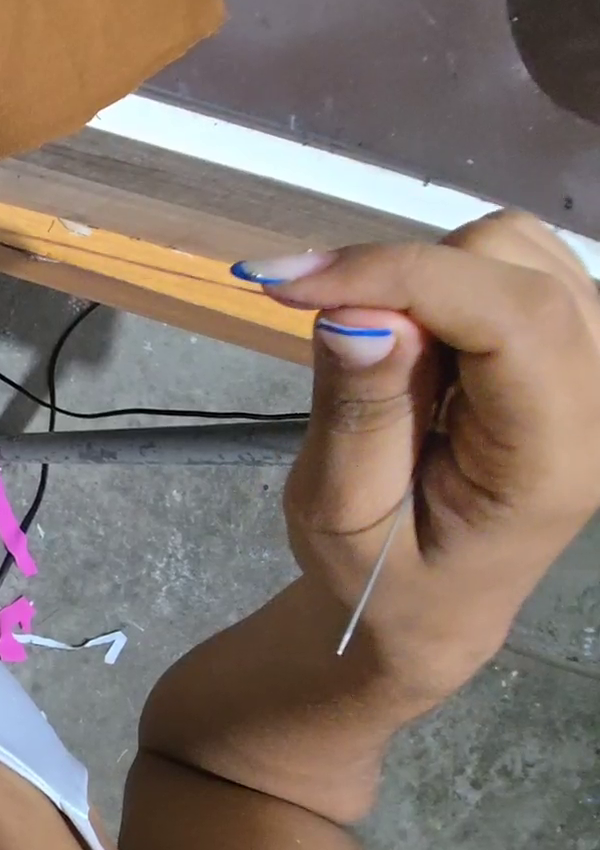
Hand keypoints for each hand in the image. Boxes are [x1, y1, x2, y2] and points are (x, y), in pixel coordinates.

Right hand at [240, 211, 599, 694]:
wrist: (428, 598)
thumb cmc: (376, 571)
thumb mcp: (337, 512)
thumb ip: (355, 417)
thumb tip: (354, 315)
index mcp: (556, 450)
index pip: (509, 318)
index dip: (393, 279)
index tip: (281, 284)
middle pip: (513, 265)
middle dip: (392, 280)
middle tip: (306, 321)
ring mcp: (598, 363)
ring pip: (511, 251)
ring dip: (412, 282)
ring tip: (364, 350)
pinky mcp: (569, 348)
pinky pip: (506, 268)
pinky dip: (431, 285)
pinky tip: (401, 342)